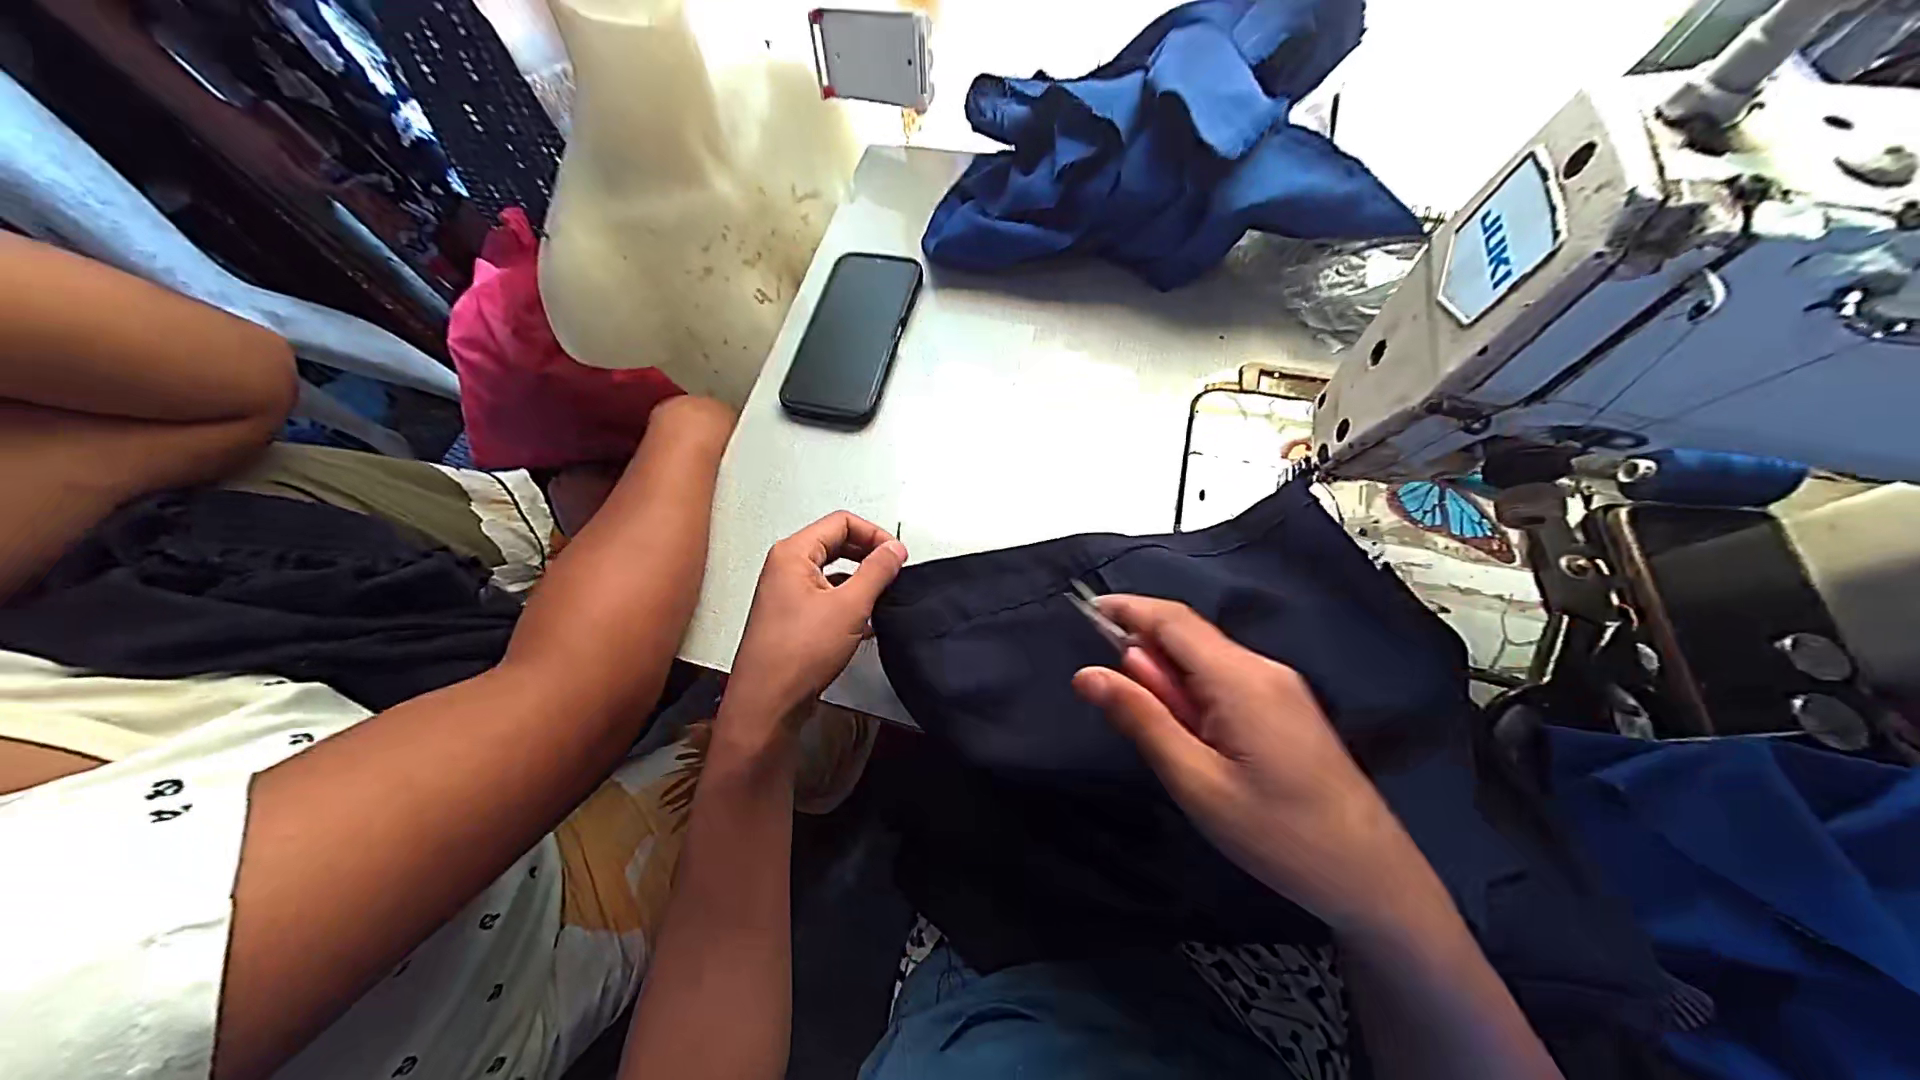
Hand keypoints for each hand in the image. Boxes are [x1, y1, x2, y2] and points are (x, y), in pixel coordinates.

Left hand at [722, 512, 906, 745]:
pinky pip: (826, 595)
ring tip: (882, 597)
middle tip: (893, 571)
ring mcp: (787, 593)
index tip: (896, 555)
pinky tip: (866, 622)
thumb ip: (877, 571)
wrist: (768, 702)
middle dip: (868, 554)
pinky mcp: (792, 617)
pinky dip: (849, 601)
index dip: (874, 534)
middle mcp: (785, 568)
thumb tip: (894, 549)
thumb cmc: (797, 654)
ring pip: (833, 571)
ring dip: (860, 580)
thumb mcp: (850, 606)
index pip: (841, 522)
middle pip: (836, 542)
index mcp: (793, 554)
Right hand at [1071, 596, 1434, 933]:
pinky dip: (1195, 698)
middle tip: (1127, 714)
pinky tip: (1200, 745)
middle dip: (1147, 661)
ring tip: (1175, 747)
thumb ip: (1141, 719)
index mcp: (1240, 678)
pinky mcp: (1286, 707)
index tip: (1086, 610)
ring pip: (1205, 663)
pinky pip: (1226, 682)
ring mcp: (1280, 686)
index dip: (1127, 608)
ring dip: (1171, 686)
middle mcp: (1263, 669)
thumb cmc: (1278, 833)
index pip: (1172, 620)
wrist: (1371, 877)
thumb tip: (1088, 674)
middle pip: (1187, 639)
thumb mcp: (1195, 780)